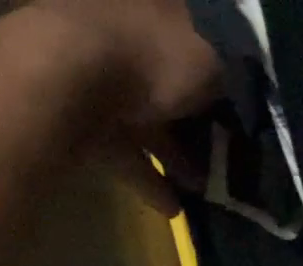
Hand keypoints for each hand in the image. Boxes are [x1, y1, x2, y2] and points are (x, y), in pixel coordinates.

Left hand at [27, 0, 219, 212]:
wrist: (66, 81)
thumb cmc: (149, 57)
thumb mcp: (209, 62)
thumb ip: (226, 78)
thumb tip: (233, 91)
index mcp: (158, 1)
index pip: (196, 29)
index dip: (219, 67)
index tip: (237, 105)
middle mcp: (123, 25)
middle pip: (167, 75)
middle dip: (194, 118)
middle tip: (222, 156)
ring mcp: (93, 70)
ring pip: (143, 115)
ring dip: (173, 155)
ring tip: (202, 190)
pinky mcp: (75, 114)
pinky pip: (120, 148)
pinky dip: (145, 177)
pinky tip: (172, 208)